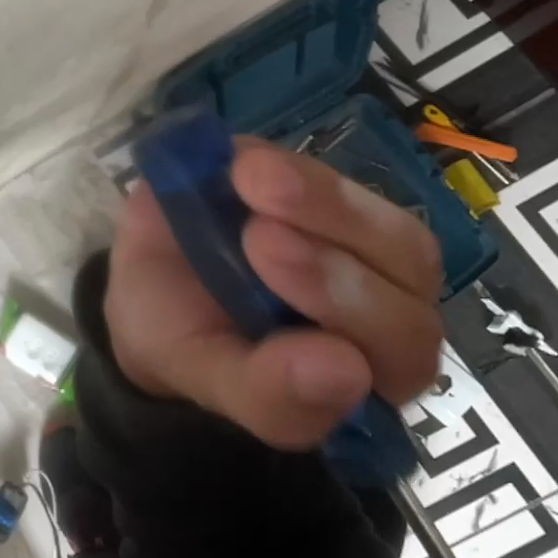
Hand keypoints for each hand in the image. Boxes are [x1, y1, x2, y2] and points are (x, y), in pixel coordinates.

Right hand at [104, 138, 443, 449]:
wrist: (149, 283)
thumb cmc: (181, 339)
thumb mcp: (204, 373)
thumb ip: (271, 395)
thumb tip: (345, 371)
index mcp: (368, 371)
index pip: (399, 351)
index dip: (349, 312)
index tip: (276, 282)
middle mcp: (389, 307)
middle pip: (407, 277)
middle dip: (334, 257)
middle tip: (255, 235)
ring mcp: (368, 242)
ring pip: (388, 223)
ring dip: (324, 201)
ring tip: (248, 175)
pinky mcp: (330, 194)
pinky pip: (341, 180)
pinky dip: (299, 172)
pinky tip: (244, 162)